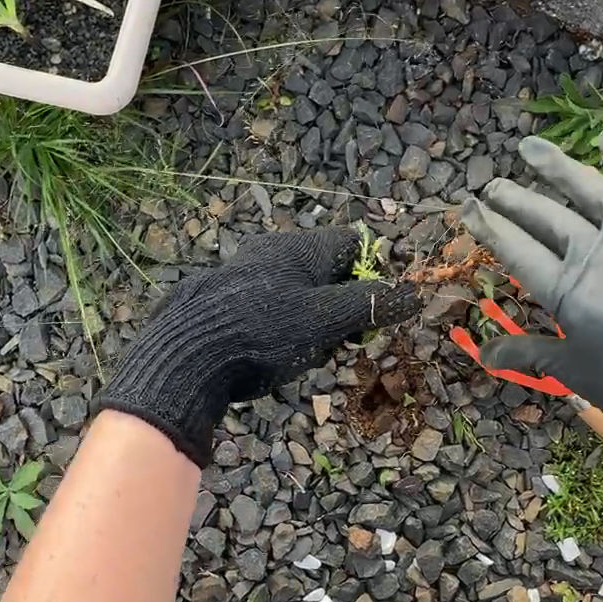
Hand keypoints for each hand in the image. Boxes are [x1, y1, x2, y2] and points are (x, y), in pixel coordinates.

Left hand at [95, 227, 420, 465]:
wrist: (186, 356)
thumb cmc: (264, 332)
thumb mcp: (326, 319)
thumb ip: (371, 304)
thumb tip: (416, 293)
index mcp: (299, 247)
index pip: (352, 244)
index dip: (371, 275)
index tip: (372, 311)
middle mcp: (270, 252)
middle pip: (325, 272)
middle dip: (339, 308)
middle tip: (336, 342)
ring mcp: (244, 275)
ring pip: (297, 295)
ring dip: (310, 324)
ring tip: (300, 354)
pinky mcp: (223, 300)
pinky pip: (267, 310)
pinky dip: (279, 330)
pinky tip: (268, 356)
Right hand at [461, 132, 602, 536]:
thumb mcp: (576, 372)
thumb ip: (527, 353)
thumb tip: (483, 356)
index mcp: (571, 296)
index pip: (516, 250)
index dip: (488, 227)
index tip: (468, 210)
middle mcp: (602, 259)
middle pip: (546, 217)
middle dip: (513, 198)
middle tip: (491, 187)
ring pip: (592, 192)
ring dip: (558, 167)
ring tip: (529, 148)